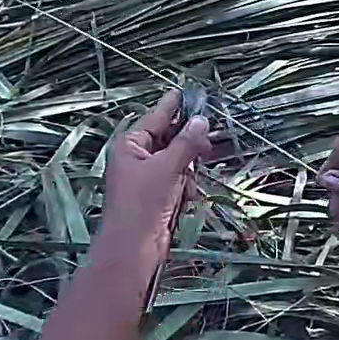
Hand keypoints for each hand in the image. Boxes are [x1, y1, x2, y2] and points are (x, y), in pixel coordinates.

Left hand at [98, 89, 209, 253]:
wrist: (133, 250)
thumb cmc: (143, 204)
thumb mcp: (167, 169)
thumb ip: (186, 143)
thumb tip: (202, 120)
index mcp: (130, 144)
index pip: (157, 117)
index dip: (175, 105)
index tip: (189, 89)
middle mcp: (136, 157)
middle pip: (169, 138)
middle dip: (187, 144)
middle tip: (208, 138)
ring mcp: (146, 177)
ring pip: (177, 160)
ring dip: (187, 171)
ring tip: (188, 183)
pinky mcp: (157, 195)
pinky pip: (178, 180)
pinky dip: (185, 187)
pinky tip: (186, 199)